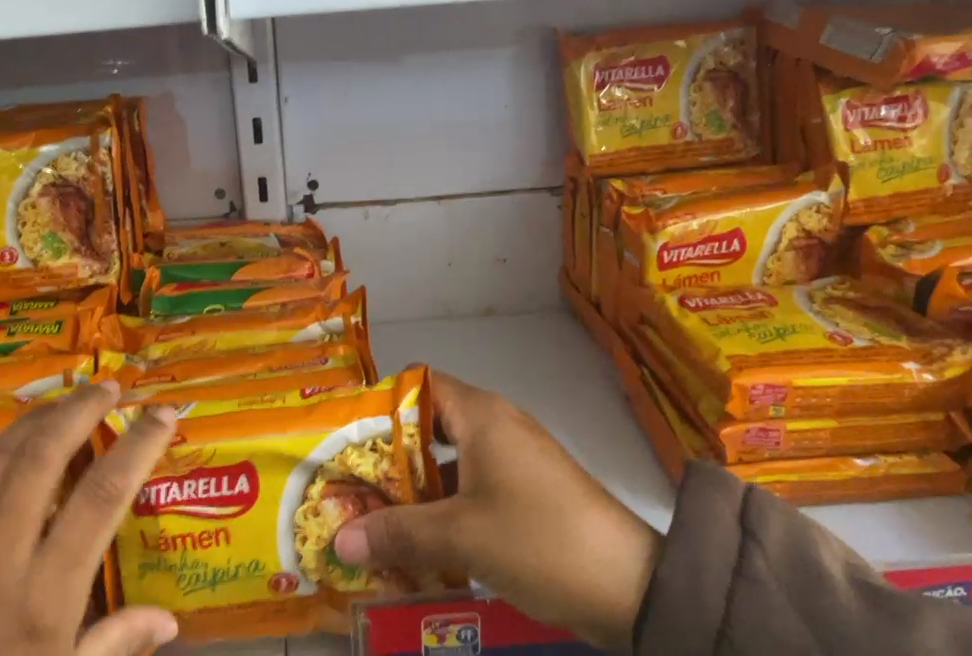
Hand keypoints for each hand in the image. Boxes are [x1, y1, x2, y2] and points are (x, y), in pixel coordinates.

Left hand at [0, 381, 179, 655]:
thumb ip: (116, 643)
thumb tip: (170, 620)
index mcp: (47, 596)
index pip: (104, 498)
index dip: (138, 446)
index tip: (163, 413)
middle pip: (43, 460)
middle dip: (80, 412)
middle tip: (106, 387)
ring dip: (26, 426)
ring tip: (56, 404)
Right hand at [332, 373, 662, 650]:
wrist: (631, 586)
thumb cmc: (538, 539)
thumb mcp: (460, 537)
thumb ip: (397, 533)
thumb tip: (339, 539)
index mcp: (481, 416)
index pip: (417, 385)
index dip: (379, 406)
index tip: (345, 439)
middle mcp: (496, 427)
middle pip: (428, 427)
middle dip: (389, 458)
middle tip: (352, 487)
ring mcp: (515, 462)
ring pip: (449, 463)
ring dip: (416, 491)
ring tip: (376, 521)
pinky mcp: (528, 495)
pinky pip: (472, 489)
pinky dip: (445, 510)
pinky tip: (421, 546)